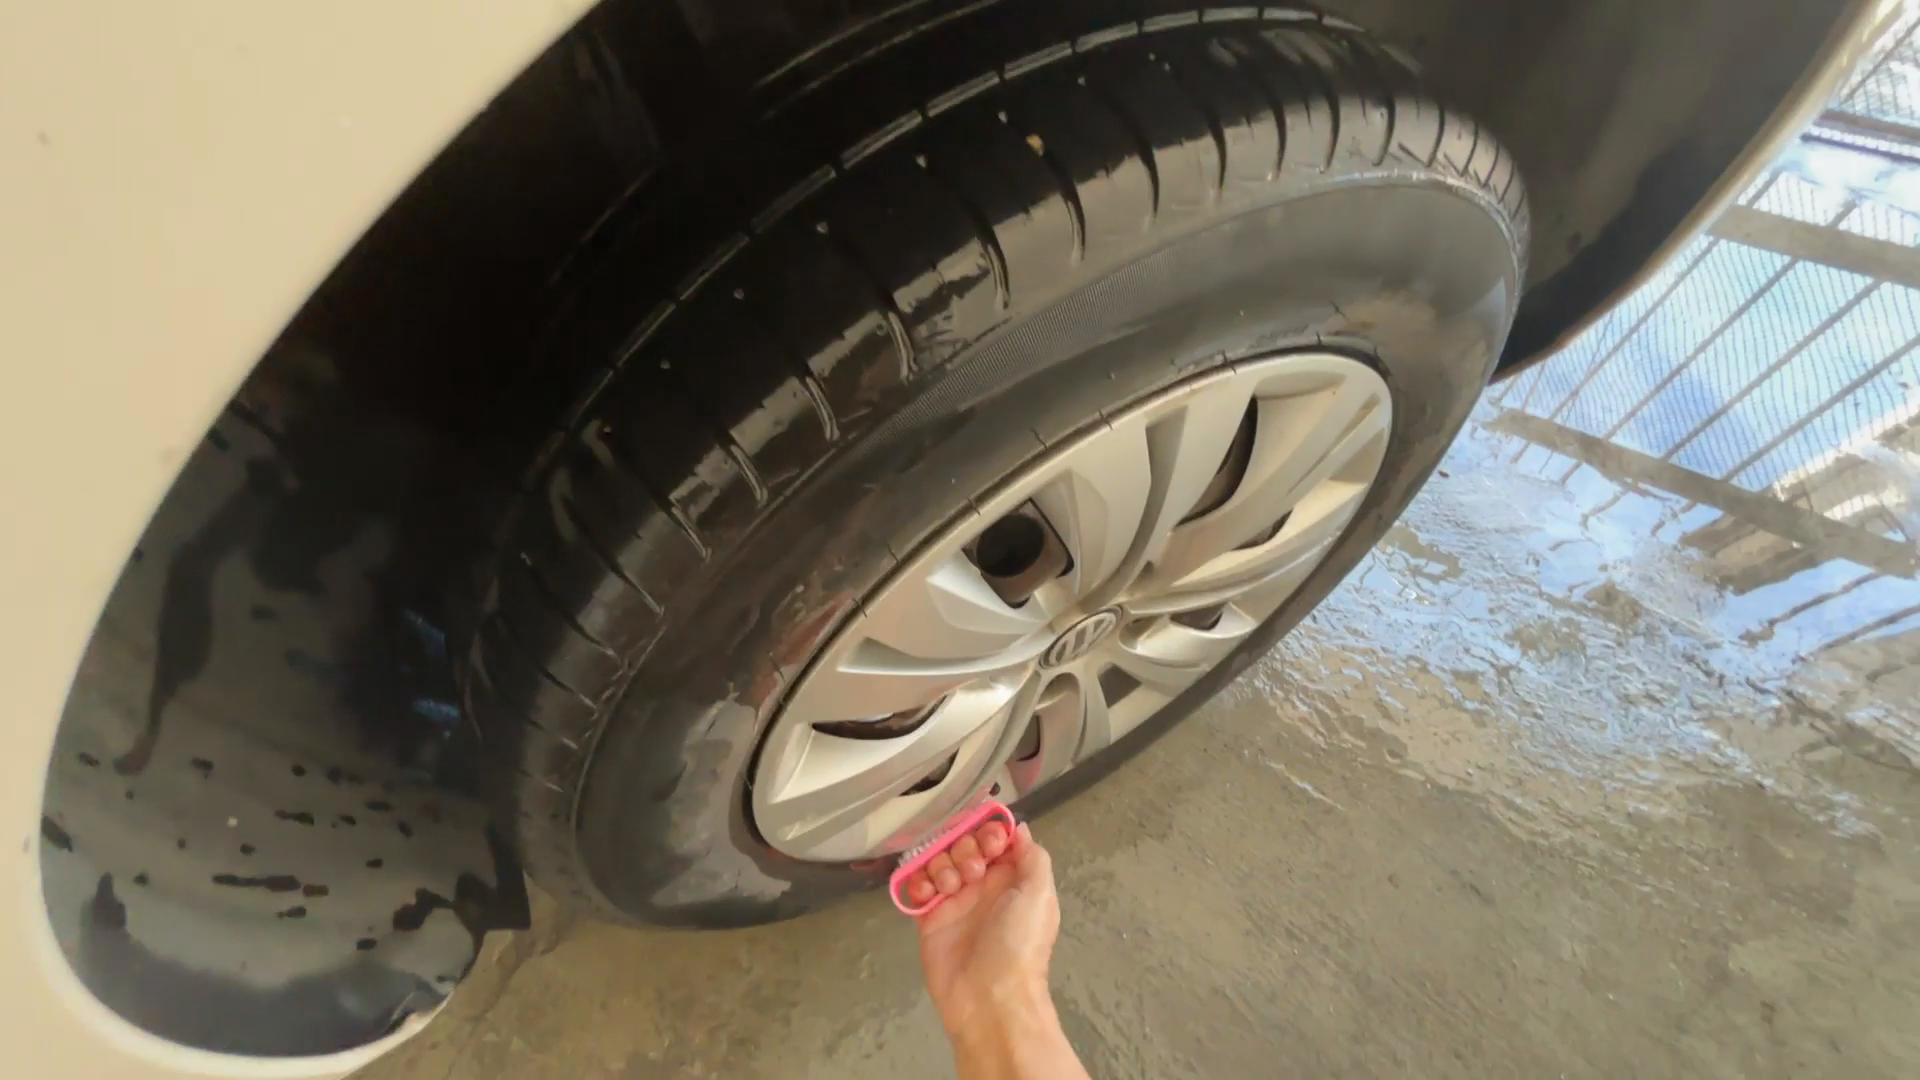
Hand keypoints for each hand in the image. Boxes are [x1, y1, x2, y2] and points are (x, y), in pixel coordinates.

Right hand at [907, 821, 1059, 1036]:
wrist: (990, 1000)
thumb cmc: (1020, 944)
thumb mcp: (1040, 895)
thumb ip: (1033, 857)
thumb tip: (1019, 829)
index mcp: (1010, 878)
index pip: (994, 838)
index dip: (989, 833)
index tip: (990, 844)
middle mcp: (982, 885)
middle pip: (963, 843)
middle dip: (964, 847)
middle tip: (971, 871)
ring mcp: (954, 900)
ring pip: (939, 859)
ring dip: (941, 864)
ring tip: (950, 887)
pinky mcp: (930, 918)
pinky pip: (918, 886)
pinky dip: (918, 882)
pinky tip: (928, 894)